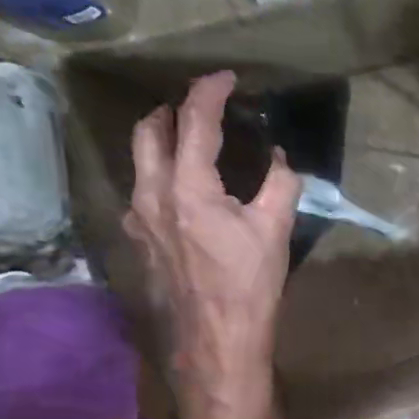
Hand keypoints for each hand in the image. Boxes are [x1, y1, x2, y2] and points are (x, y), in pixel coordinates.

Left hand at [124, 71, 301, 417]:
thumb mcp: (276, 230)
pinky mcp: (139, 241)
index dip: (209, 92)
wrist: (215, 341)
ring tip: (192, 141)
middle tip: (199, 104)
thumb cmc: (250, 285)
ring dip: (162, 140)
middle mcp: (151, 195)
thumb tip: (279, 157)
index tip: (225, 77)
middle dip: (171, 109)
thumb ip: (280, 183)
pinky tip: (186, 190)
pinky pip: (143, 190)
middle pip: (148, 132)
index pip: (194, 122)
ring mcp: (137, 219)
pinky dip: (162, 173)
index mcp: (188, 188)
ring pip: (140, 162)